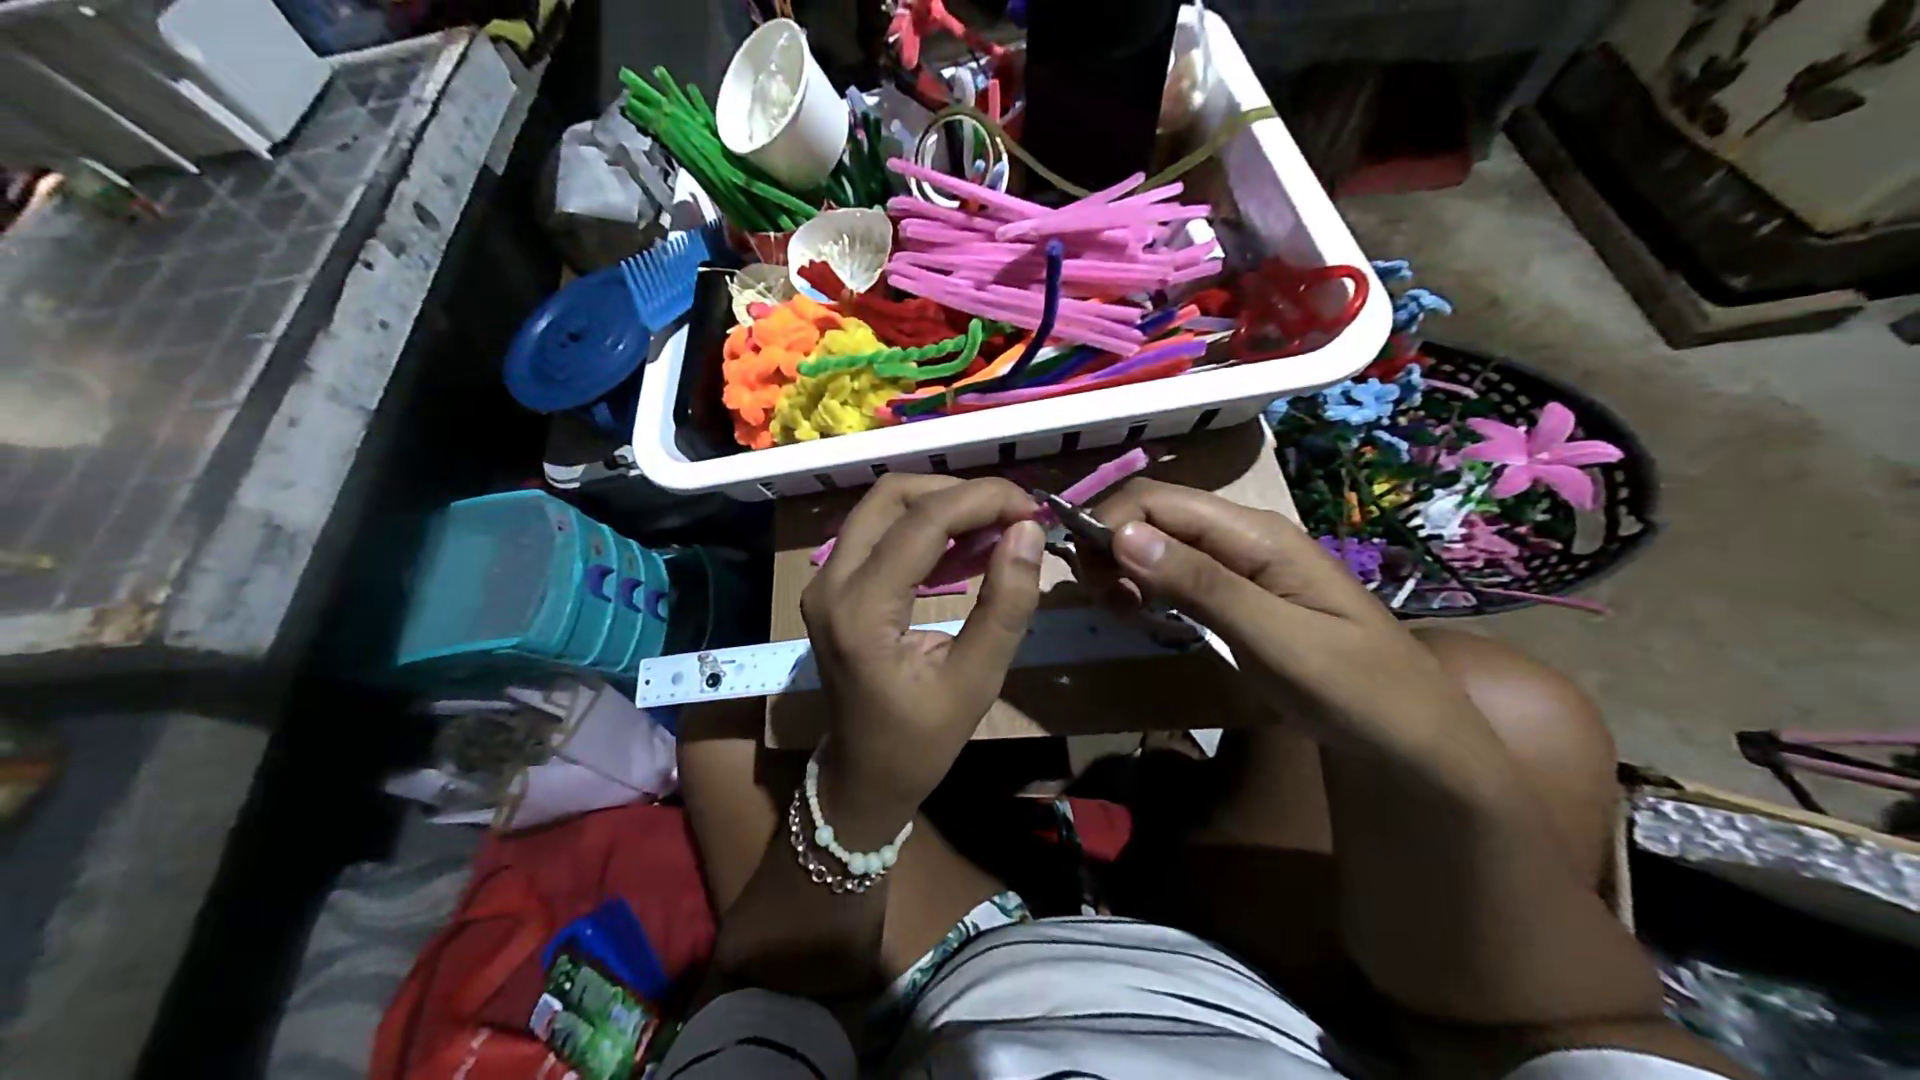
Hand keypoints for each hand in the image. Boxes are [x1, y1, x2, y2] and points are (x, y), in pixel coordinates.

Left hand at [801, 475, 1044, 839]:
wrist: (864, 775)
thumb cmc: (921, 740)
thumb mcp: (977, 680)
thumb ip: (1006, 604)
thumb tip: (1028, 532)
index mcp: (861, 610)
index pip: (923, 522)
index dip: (983, 501)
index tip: (1033, 509)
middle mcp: (830, 582)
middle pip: (892, 495)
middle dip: (959, 492)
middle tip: (1013, 513)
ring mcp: (824, 580)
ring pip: (883, 505)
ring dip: (942, 503)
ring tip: (997, 524)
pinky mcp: (832, 584)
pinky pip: (878, 530)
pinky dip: (924, 523)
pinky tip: (966, 544)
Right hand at [1090, 479, 1480, 752]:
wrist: (1409, 736)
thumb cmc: (1353, 687)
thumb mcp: (1276, 639)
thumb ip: (1201, 585)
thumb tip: (1122, 535)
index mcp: (1257, 533)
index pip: (1160, 501)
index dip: (1111, 523)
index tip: (1088, 577)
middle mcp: (1244, 535)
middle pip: (1156, 515)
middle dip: (1113, 545)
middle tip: (1104, 600)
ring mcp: (1240, 564)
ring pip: (1160, 542)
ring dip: (1126, 566)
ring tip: (1120, 610)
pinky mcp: (1235, 592)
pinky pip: (1175, 572)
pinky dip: (1146, 585)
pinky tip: (1143, 614)